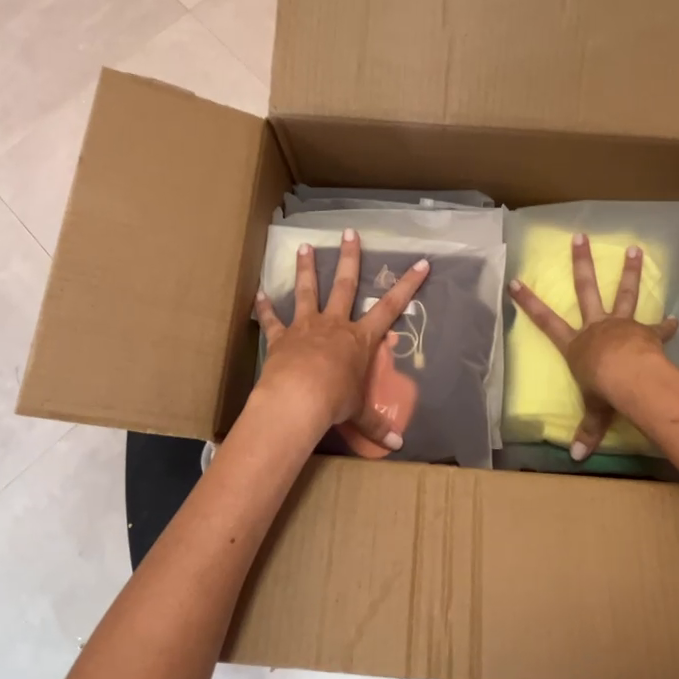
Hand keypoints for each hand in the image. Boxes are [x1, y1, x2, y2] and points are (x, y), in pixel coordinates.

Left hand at [252, 229, 429, 448]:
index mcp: (360, 339)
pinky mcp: (281, 337)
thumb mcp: (359, 413)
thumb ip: (375, 425)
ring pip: (308, 291)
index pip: (390, 307)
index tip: (420, 262)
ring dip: (307, 268)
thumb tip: (397, 446)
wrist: (298, 399)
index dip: (407, 285)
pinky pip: (272, 319)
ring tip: (304, 247)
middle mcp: (335, 324)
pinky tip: (257, 294)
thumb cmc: (335, 402)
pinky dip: (265, 307)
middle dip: (350, 258)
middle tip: (348, 232)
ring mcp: (306, 327)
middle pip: (345, 285)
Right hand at [508, 234, 678, 459]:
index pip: (545, 321)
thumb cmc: (605, 392)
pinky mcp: (646, 332)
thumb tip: (575, 458)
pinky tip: (674, 317)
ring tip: (635, 249)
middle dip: (581, 264)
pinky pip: (657, 327)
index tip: (516, 281)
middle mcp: (596, 327)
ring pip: (624, 293)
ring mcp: (622, 325)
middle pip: (586, 290)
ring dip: (629, 272)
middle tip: (580, 237)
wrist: (634, 379)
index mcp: (576, 345)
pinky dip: (665, 324)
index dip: (529, 302)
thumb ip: (587, 430)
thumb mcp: (594, 413)